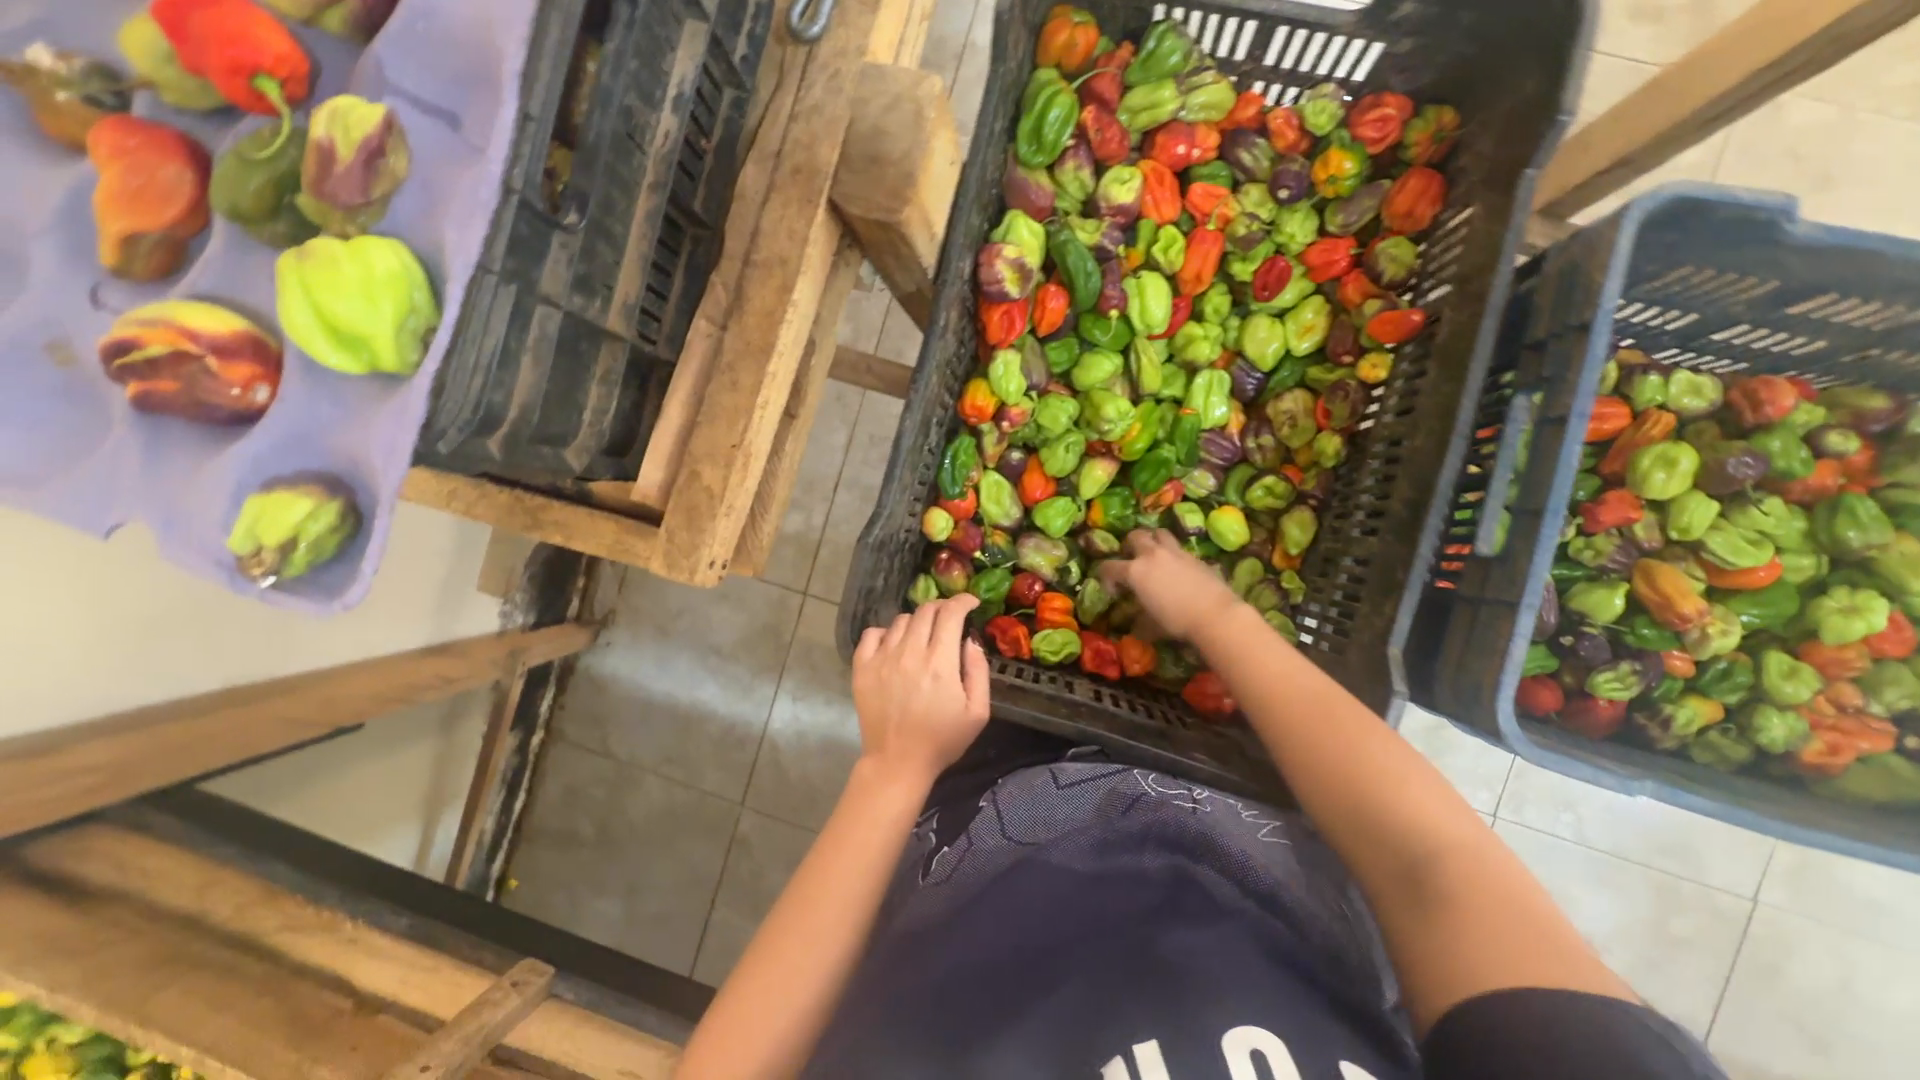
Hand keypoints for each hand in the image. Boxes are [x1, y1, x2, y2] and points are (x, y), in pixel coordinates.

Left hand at [852, 595, 991, 786]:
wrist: (897, 762)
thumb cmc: (942, 740)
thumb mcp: (978, 712)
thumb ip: (978, 671)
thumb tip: (970, 640)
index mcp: (940, 663)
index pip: (951, 613)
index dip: (963, 601)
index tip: (971, 603)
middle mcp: (910, 653)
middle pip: (926, 611)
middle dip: (943, 608)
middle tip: (950, 619)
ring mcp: (882, 658)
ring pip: (901, 620)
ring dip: (917, 622)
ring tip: (923, 637)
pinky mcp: (862, 667)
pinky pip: (872, 633)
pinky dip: (886, 632)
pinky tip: (894, 645)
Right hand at [1099, 529, 1241, 640]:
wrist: (1215, 614)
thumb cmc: (1176, 621)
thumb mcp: (1151, 626)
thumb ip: (1139, 621)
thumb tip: (1136, 625)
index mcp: (1135, 571)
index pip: (1108, 567)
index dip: (1105, 577)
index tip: (1114, 591)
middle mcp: (1152, 555)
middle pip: (1135, 536)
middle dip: (1129, 545)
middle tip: (1132, 559)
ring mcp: (1176, 553)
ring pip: (1159, 533)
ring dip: (1154, 540)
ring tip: (1155, 554)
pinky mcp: (1195, 557)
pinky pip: (1180, 549)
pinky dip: (1175, 555)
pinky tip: (1179, 570)